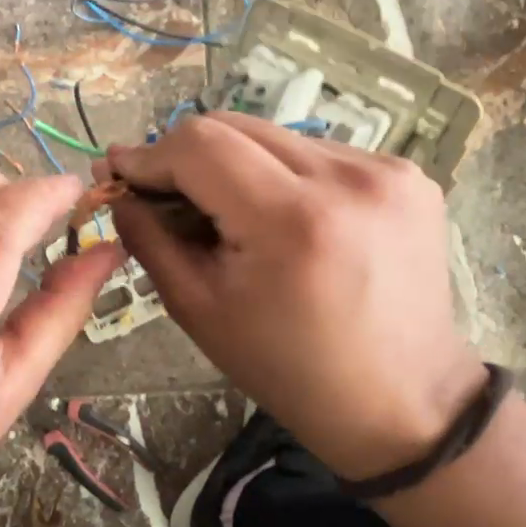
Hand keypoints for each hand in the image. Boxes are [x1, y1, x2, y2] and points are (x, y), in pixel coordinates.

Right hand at [104, 113, 485, 480]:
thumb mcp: (196, 307)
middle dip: (183, 157)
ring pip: (272, 136)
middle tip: (160, 195)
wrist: (400, 399)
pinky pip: (314, 154)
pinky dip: (278, 175)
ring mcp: (386, 171)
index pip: (199, 144)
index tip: (120, 175)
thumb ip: (149, 238)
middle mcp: (346, 178)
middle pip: (234, 126)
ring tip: (222, 214)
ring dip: (231, 165)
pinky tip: (277, 219)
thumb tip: (118, 188)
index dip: (148, 155)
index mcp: (291, 220)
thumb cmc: (285, 366)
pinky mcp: (407, 176)